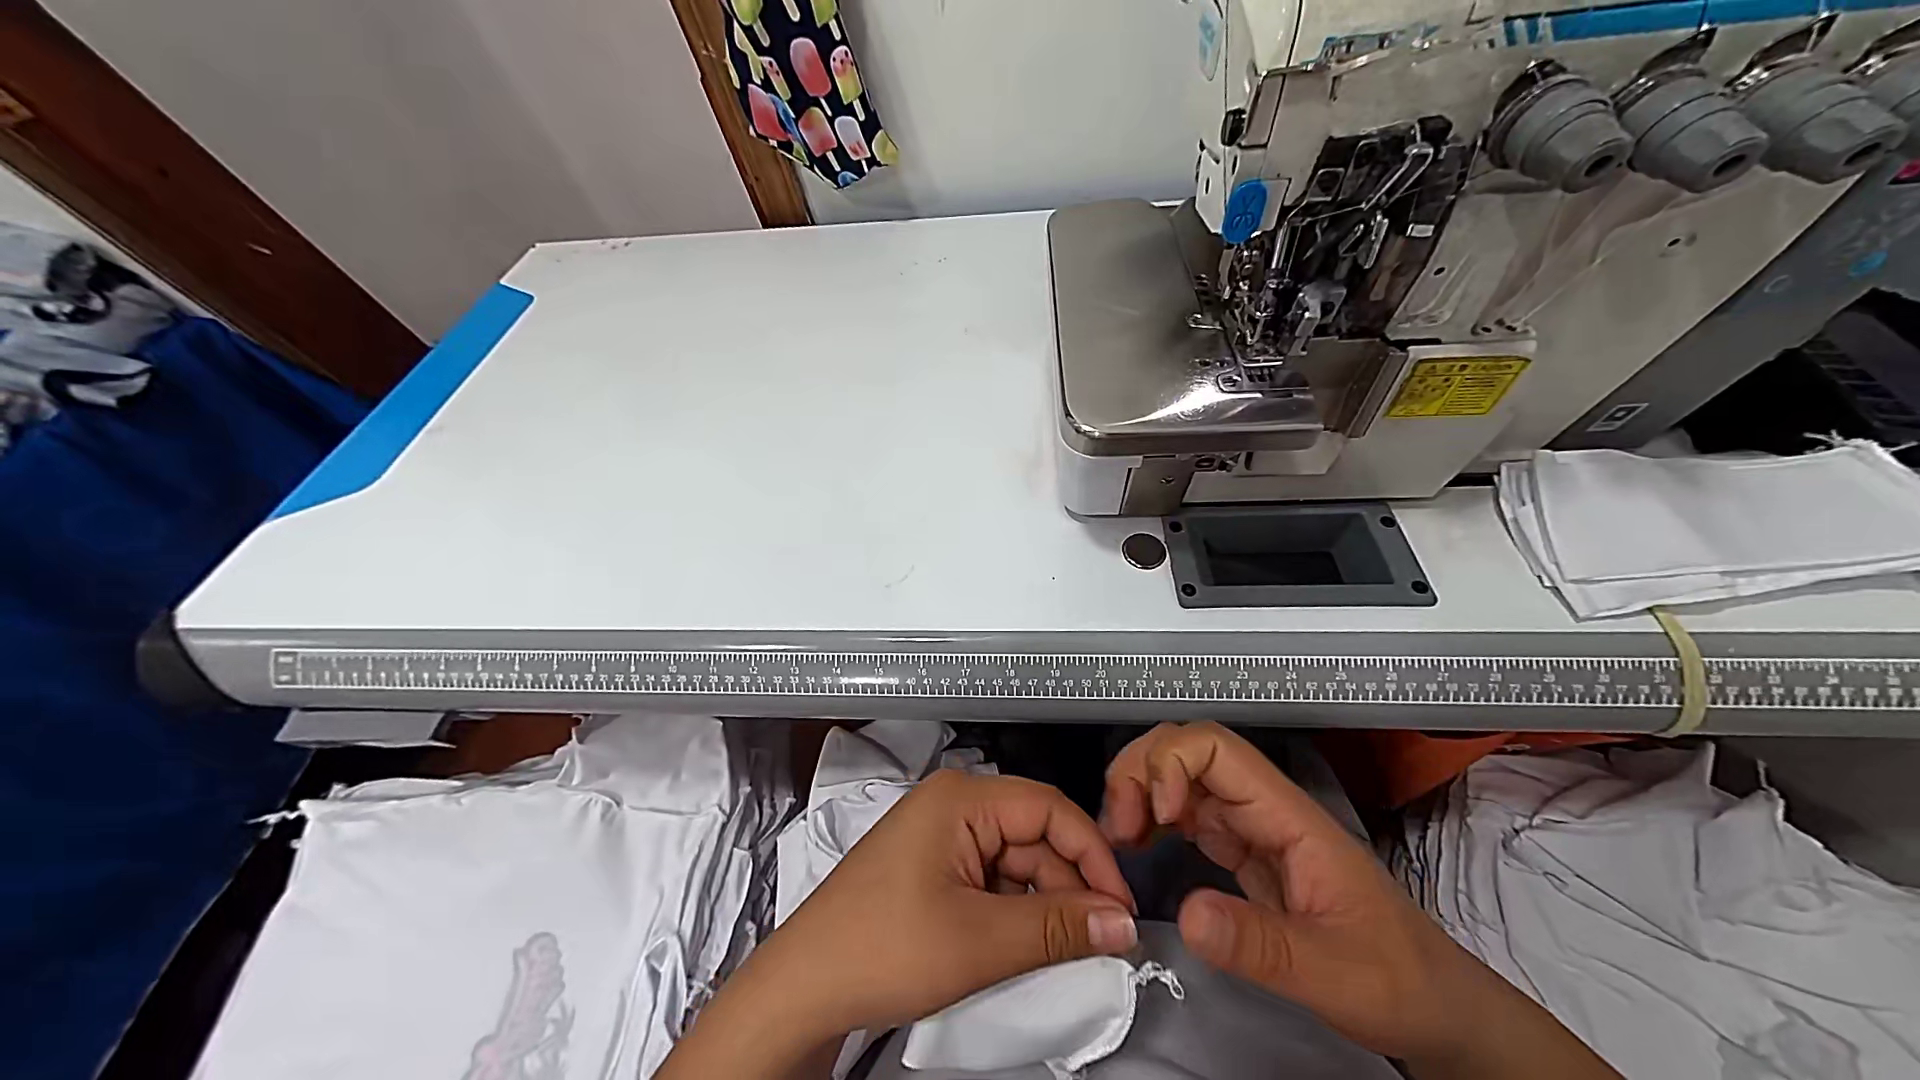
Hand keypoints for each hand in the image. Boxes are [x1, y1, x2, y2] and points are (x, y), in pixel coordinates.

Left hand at [658, 770, 1137, 1079]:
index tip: (1121, 907)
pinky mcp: (932, 866)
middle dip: (1068, 887)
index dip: (1093, 854)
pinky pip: (991, 879)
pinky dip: (1014, 911)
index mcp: (961, 798)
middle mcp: (952, 805)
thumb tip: (1123, 922)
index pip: (1049, 808)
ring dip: (1043, 905)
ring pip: (1015, 862)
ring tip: (1060, 952)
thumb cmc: (883, 949)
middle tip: (1099, 941)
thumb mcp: (981, 941)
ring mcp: (940, 836)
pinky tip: (1025, 946)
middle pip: (1034, 835)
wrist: (804, 988)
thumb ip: (1060, 928)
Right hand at [1102, 723, 1620, 1079]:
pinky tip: (1138, 845)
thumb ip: (1260, 946)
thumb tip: (1185, 915)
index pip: (1217, 749)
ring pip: (1182, 780)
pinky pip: (1186, 818)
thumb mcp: (1335, 974)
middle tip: (1117, 824)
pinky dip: (1152, 822)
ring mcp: (1252, 829)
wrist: (1438, 1010)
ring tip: (1118, 838)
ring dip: (1141, 794)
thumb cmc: (1401, 983)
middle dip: (1142, 771)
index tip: (1154, 816)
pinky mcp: (1242, 854)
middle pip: (1189, 752)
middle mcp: (1264, 810)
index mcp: (1289, 816)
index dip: (1172, 764)